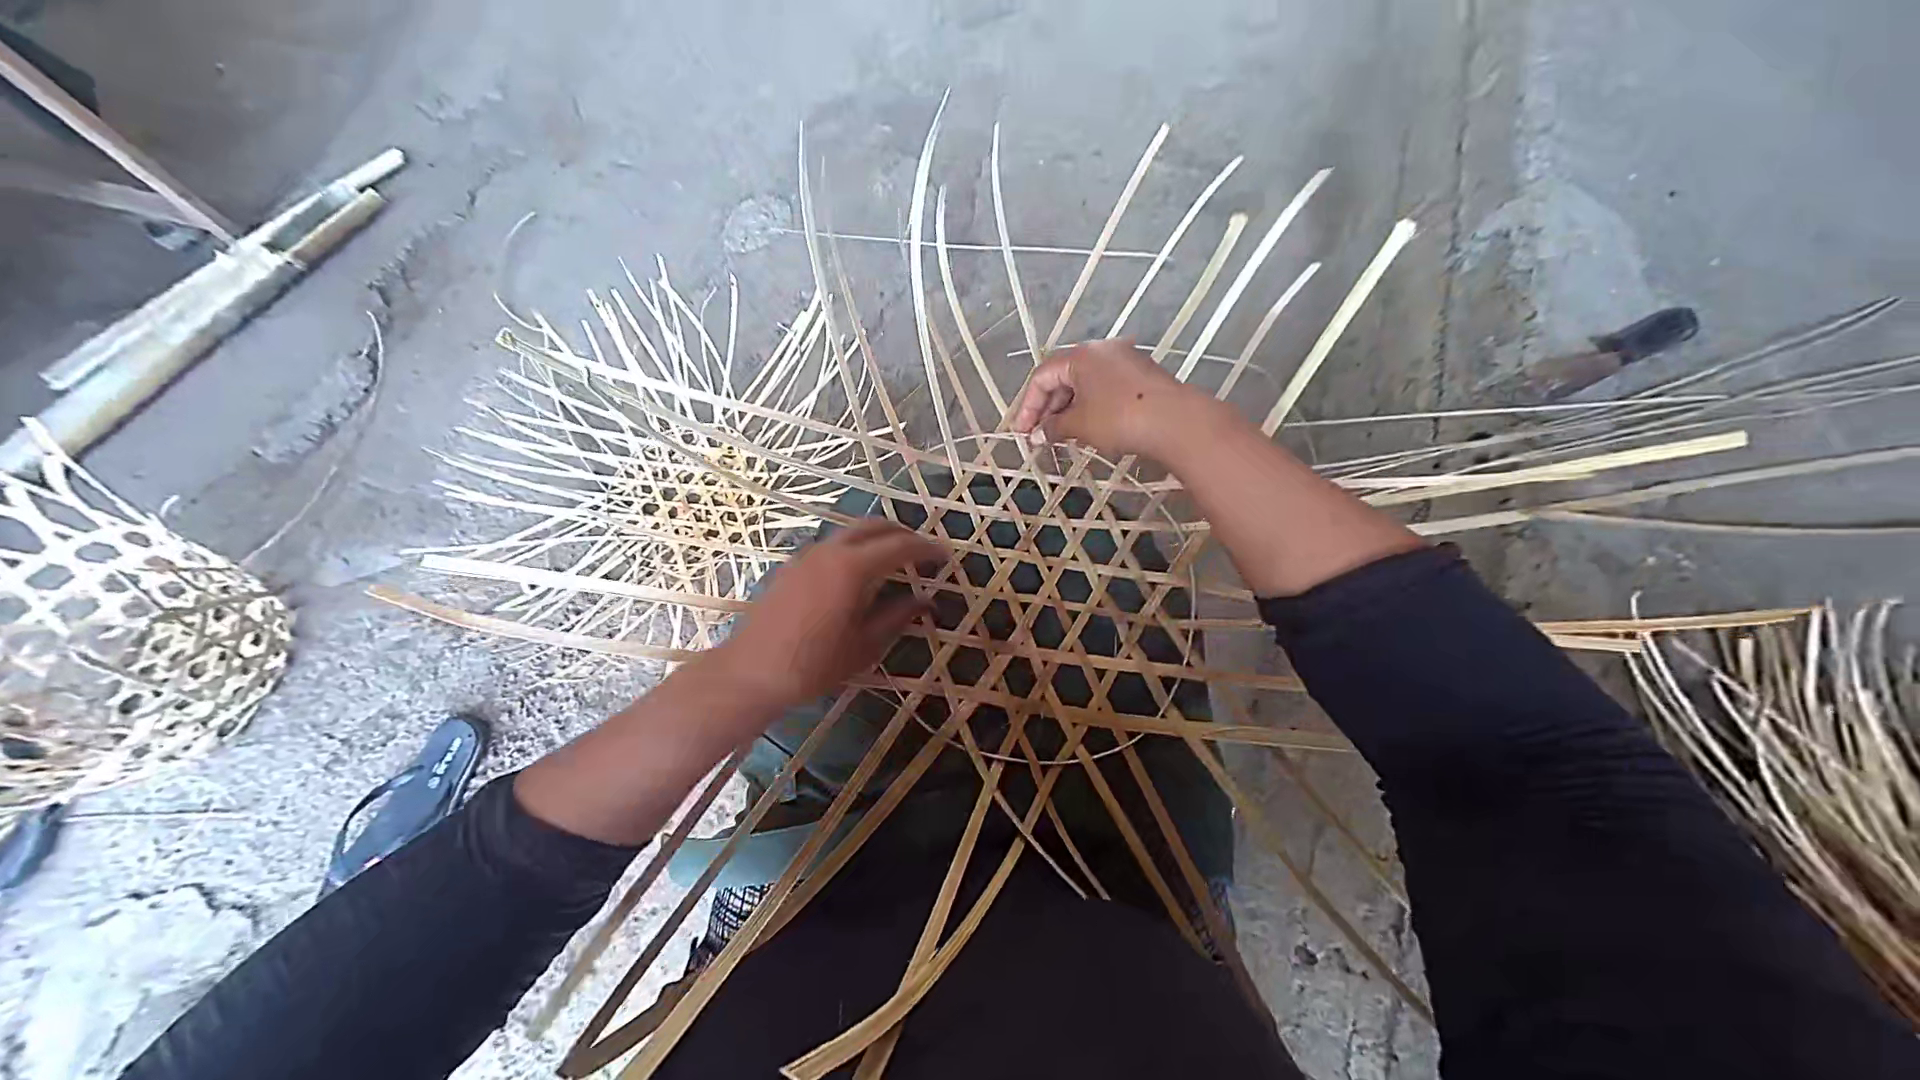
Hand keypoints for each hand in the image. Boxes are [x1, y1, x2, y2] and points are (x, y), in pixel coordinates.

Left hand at [704, 520, 946, 708]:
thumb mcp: (865, 644)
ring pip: (851, 532)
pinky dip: (855, 547)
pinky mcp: (792, 566)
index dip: (927, 549)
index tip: (946, 556)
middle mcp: (830, 550)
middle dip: (904, 533)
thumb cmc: (815, 664)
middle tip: (924, 552)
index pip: (900, 546)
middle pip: (875, 526)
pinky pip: (833, 544)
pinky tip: (859, 573)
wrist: (752, 672)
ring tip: (896, 559)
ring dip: (878, 538)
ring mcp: (807, 555)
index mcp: (853, 567)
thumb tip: (927, 600)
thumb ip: (899, 615)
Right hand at [1008, 339, 1215, 460]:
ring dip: (1069, 408)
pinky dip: (1091, 405)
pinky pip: (1105, 387)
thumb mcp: (1079, 424)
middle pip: (1064, 376)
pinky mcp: (1142, 376)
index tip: (1023, 432)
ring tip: (1063, 434)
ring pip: (1086, 382)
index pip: (1042, 377)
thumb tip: (1040, 434)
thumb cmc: (1120, 418)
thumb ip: (1053, 427)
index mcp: (1081, 355)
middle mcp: (1102, 350)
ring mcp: (1126, 360)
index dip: (1028, 406)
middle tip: (1041, 435)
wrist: (1176, 423)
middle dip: (1048, 407)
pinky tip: (1090, 427)